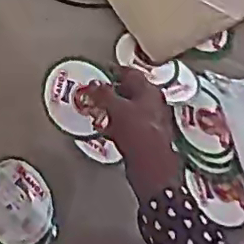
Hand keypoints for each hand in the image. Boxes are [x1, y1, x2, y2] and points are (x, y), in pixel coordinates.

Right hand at [100, 66, 179, 198]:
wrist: (153, 173)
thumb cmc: (140, 136)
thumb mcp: (117, 110)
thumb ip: (103, 95)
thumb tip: (91, 85)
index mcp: (150, 92)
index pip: (129, 72)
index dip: (112, 70)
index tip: (98, 71)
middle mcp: (152, 104)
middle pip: (127, 91)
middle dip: (109, 92)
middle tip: (92, 93)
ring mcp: (149, 122)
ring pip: (125, 109)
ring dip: (109, 109)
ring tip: (93, 110)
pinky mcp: (143, 139)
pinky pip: (125, 125)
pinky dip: (113, 124)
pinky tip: (103, 128)